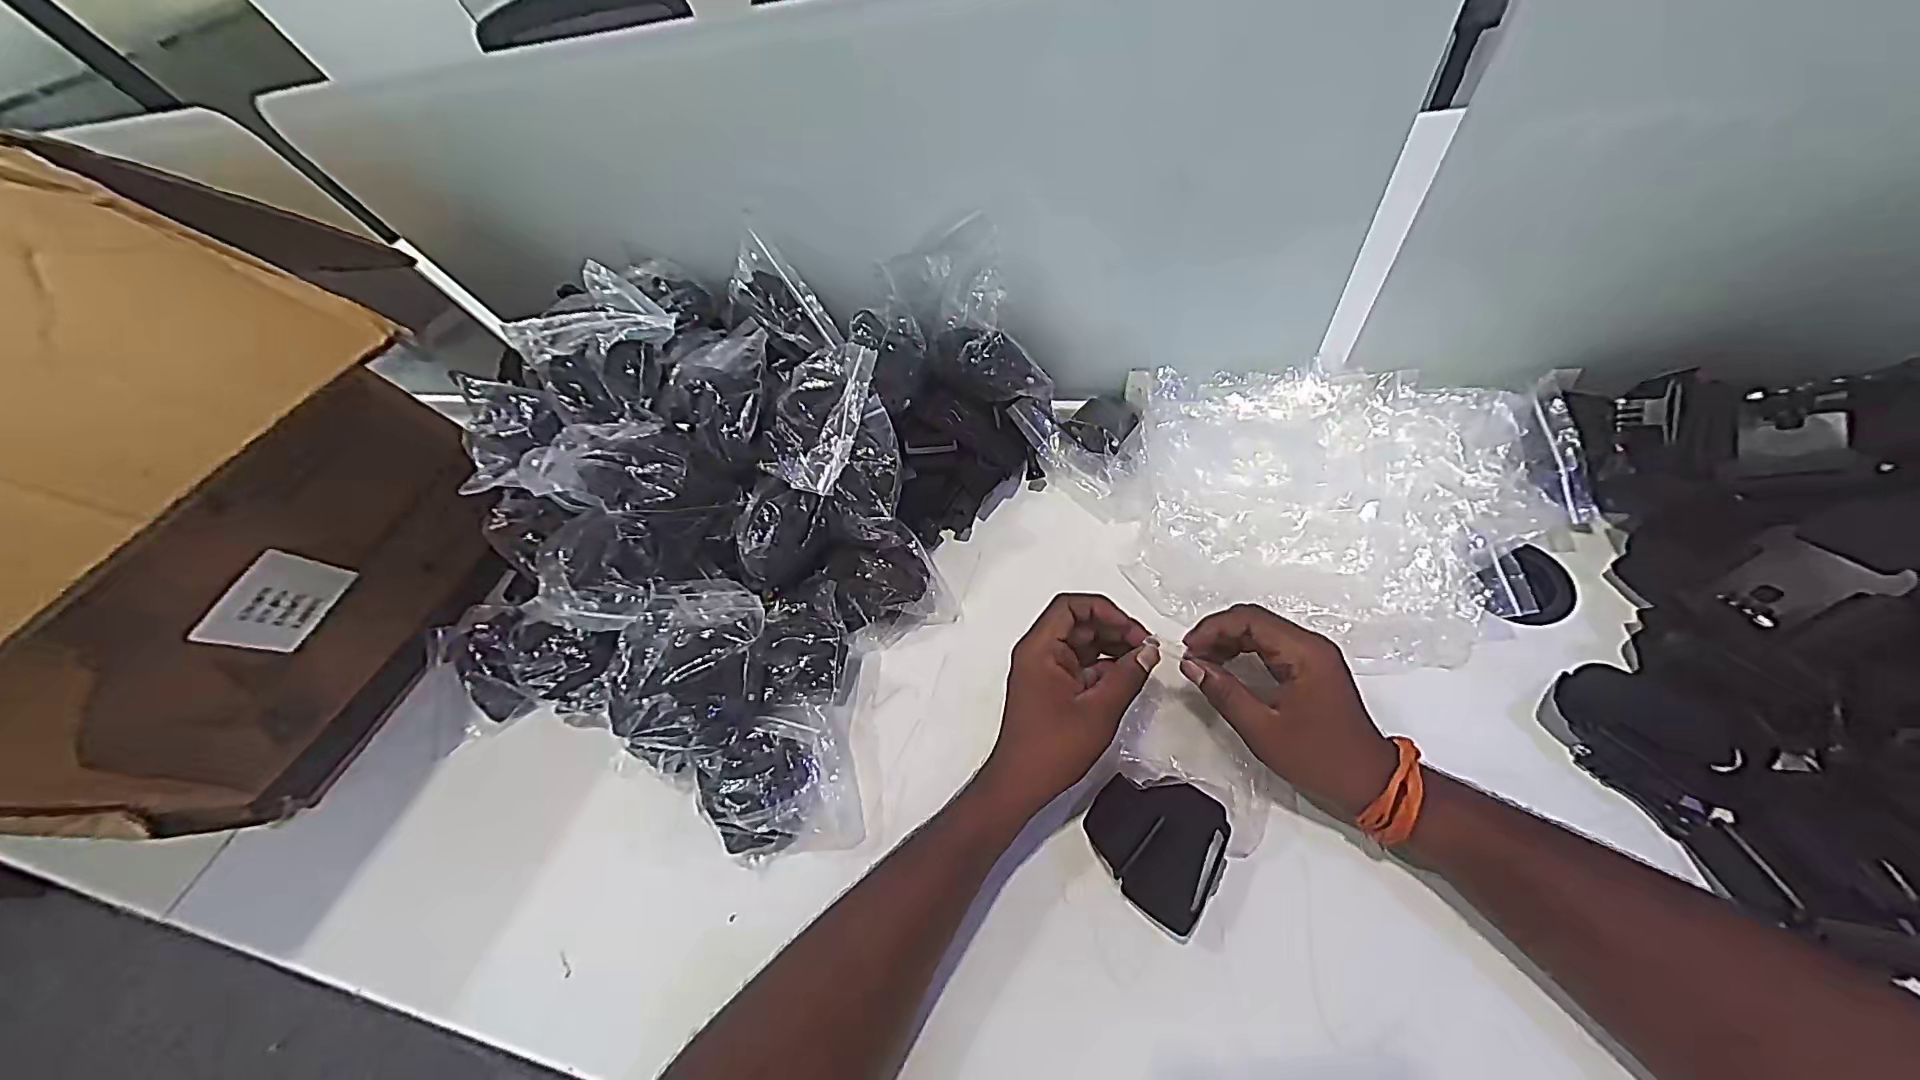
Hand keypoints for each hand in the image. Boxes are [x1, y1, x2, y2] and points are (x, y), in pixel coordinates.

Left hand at [976, 593, 1158, 813]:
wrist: (1021, 783)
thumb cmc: (1047, 751)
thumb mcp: (1099, 709)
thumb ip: (1127, 676)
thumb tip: (1146, 652)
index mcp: (1039, 649)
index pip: (1070, 607)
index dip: (1104, 610)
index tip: (1130, 627)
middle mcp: (1038, 654)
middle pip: (1078, 623)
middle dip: (1113, 629)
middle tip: (1143, 645)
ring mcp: (1044, 670)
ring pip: (1081, 643)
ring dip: (1111, 648)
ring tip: (1140, 661)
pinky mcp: (1051, 686)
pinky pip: (1080, 664)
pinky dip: (1104, 667)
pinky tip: (1126, 677)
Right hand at [1180, 604, 1396, 818]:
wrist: (1369, 781)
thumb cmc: (1322, 758)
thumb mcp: (1262, 729)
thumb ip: (1224, 692)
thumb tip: (1194, 666)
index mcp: (1304, 653)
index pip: (1249, 620)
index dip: (1212, 629)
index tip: (1189, 648)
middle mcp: (1311, 646)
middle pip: (1254, 620)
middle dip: (1217, 633)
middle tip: (1192, 656)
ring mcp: (1313, 656)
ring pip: (1260, 632)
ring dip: (1228, 642)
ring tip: (1203, 664)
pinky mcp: (1310, 667)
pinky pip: (1270, 647)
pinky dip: (1244, 652)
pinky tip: (1225, 669)